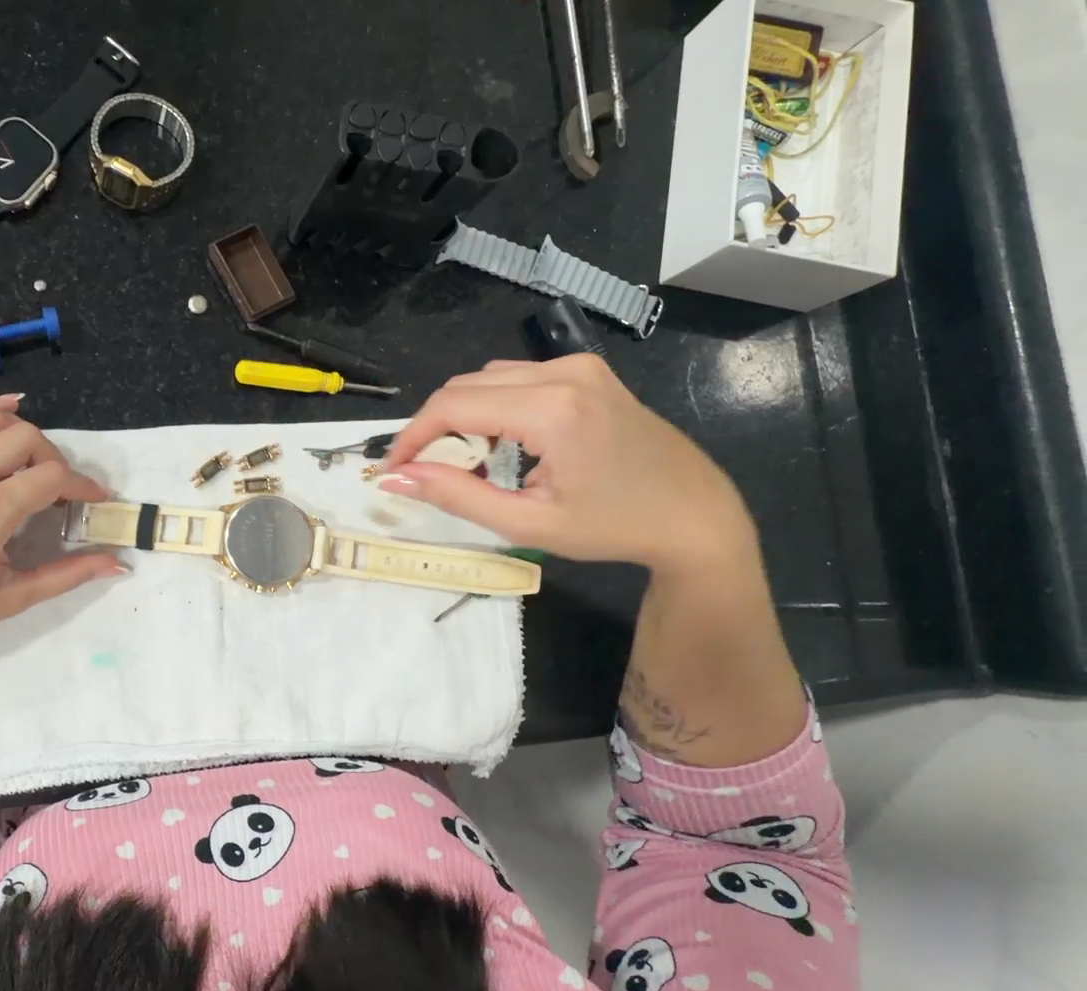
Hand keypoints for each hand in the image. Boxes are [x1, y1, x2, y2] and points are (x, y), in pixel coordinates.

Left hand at [0, 394, 123, 660]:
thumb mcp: (10, 599)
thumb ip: (66, 576)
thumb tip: (116, 563)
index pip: (50, 478)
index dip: (82, 484)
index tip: (94, 498)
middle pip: (25, 438)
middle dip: (54, 458)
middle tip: (58, 487)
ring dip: (20, 430)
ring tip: (31, 457)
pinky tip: (0, 412)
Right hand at [376, 354, 755, 572]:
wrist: (695, 515)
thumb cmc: (613, 527)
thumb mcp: (527, 522)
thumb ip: (455, 496)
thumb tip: (395, 479)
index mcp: (552, 409)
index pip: (451, 406)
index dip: (412, 437)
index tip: (392, 471)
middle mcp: (564, 372)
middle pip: (464, 387)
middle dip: (433, 428)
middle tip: (425, 473)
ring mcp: (580, 367)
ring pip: (487, 380)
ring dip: (462, 417)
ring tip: (465, 464)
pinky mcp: (588, 372)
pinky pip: (516, 379)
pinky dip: (492, 408)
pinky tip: (501, 445)